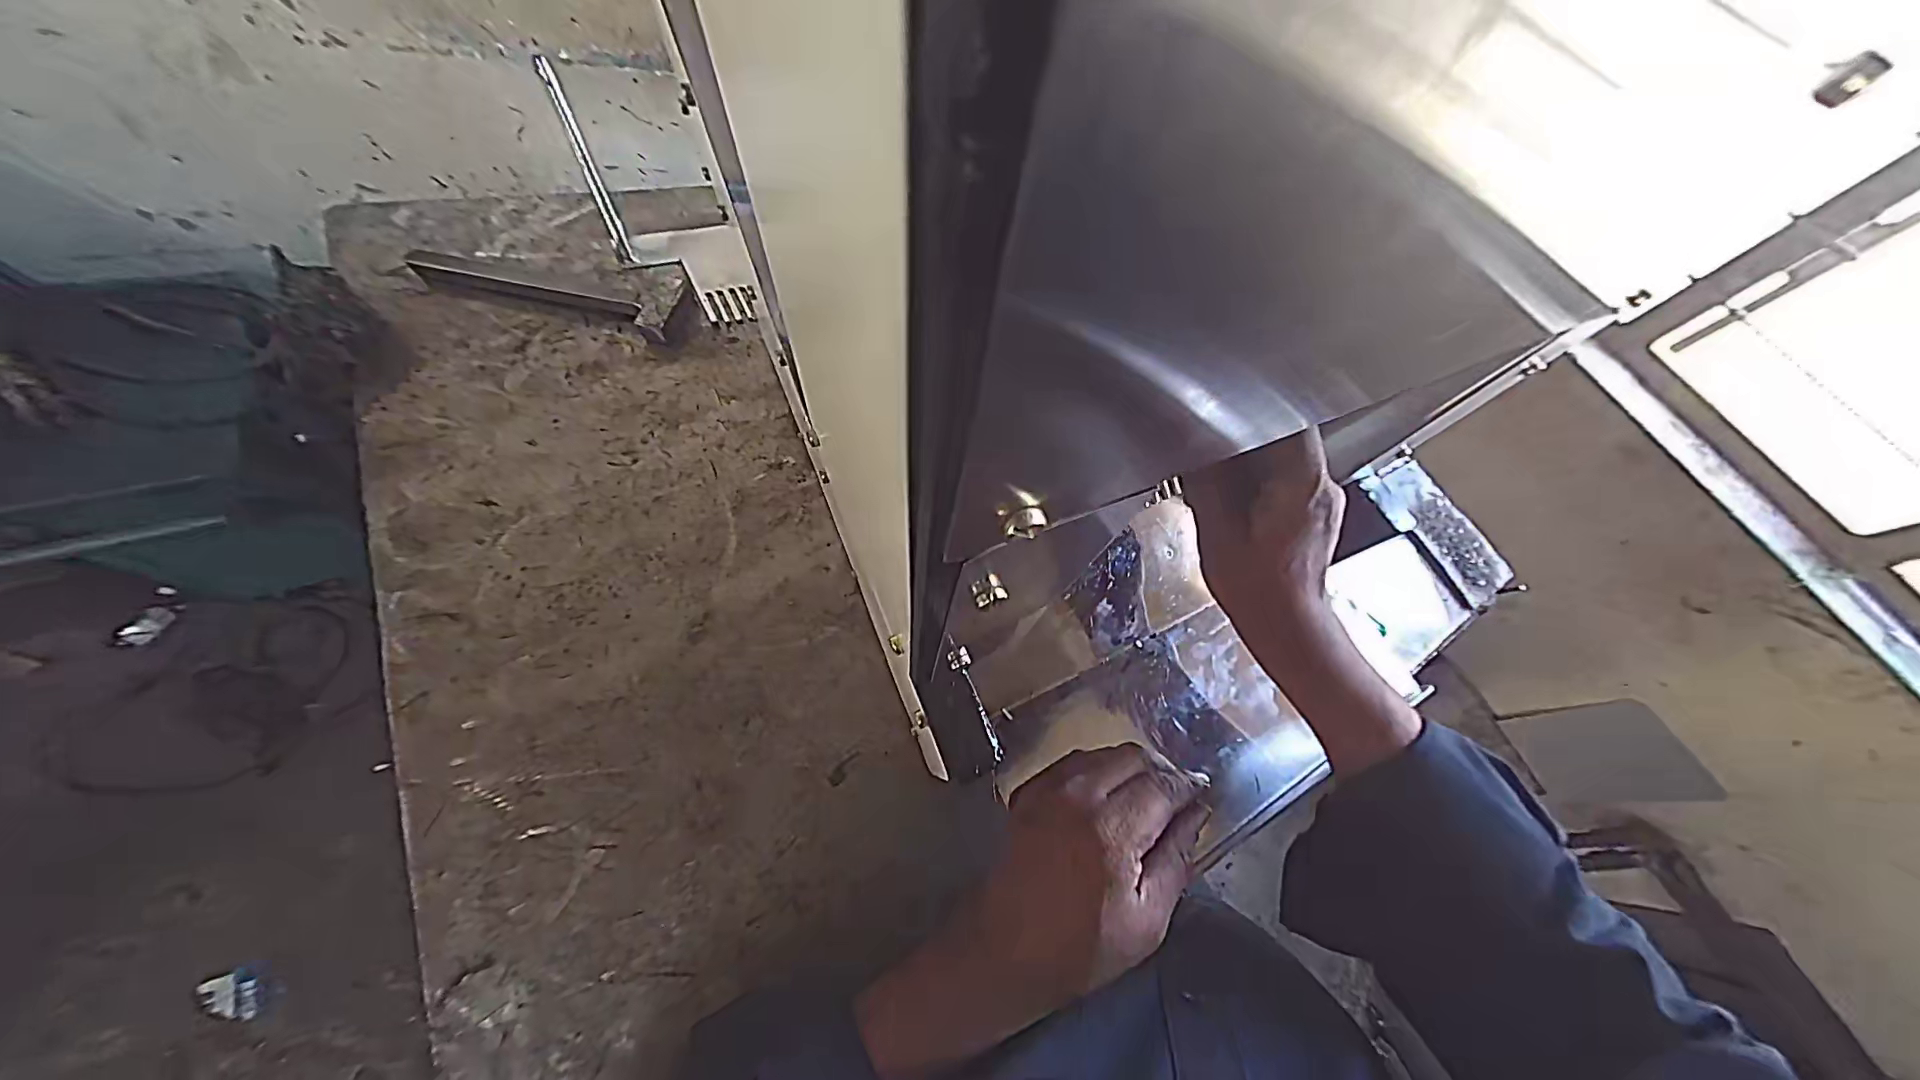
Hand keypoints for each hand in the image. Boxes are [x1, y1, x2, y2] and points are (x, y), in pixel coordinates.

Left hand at [854, 745, 1207, 1077]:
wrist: (1004, 950)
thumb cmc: (1081, 947)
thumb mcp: (1147, 919)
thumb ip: (1176, 858)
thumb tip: (1197, 814)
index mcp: (1113, 830)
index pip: (1164, 784)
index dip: (1189, 787)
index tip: (1202, 794)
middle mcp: (1079, 796)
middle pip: (1134, 757)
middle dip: (1161, 773)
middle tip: (1172, 800)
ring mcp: (1048, 789)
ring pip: (1103, 755)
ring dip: (1128, 769)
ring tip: (1139, 800)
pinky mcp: (1027, 792)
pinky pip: (1071, 763)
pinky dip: (1095, 771)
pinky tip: (1102, 798)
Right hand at [1185, 426, 1421, 775]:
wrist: (1288, 629)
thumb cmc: (1256, 590)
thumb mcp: (1218, 533)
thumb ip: (1207, 482)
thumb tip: (1190, 443)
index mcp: (1304, 484)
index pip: (1288, 419)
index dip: (1254, 404)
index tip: (1220, 402)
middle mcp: (1323, 485)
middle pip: (1285, 434)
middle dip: (1243, 432)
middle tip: (1207, 437)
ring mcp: (1322, 498)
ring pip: (1283, 456)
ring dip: (1248, 456)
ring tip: (1215, 467)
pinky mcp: (1314, 511)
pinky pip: (1284, 477)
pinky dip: (1257, 476)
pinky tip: (1232, 493)